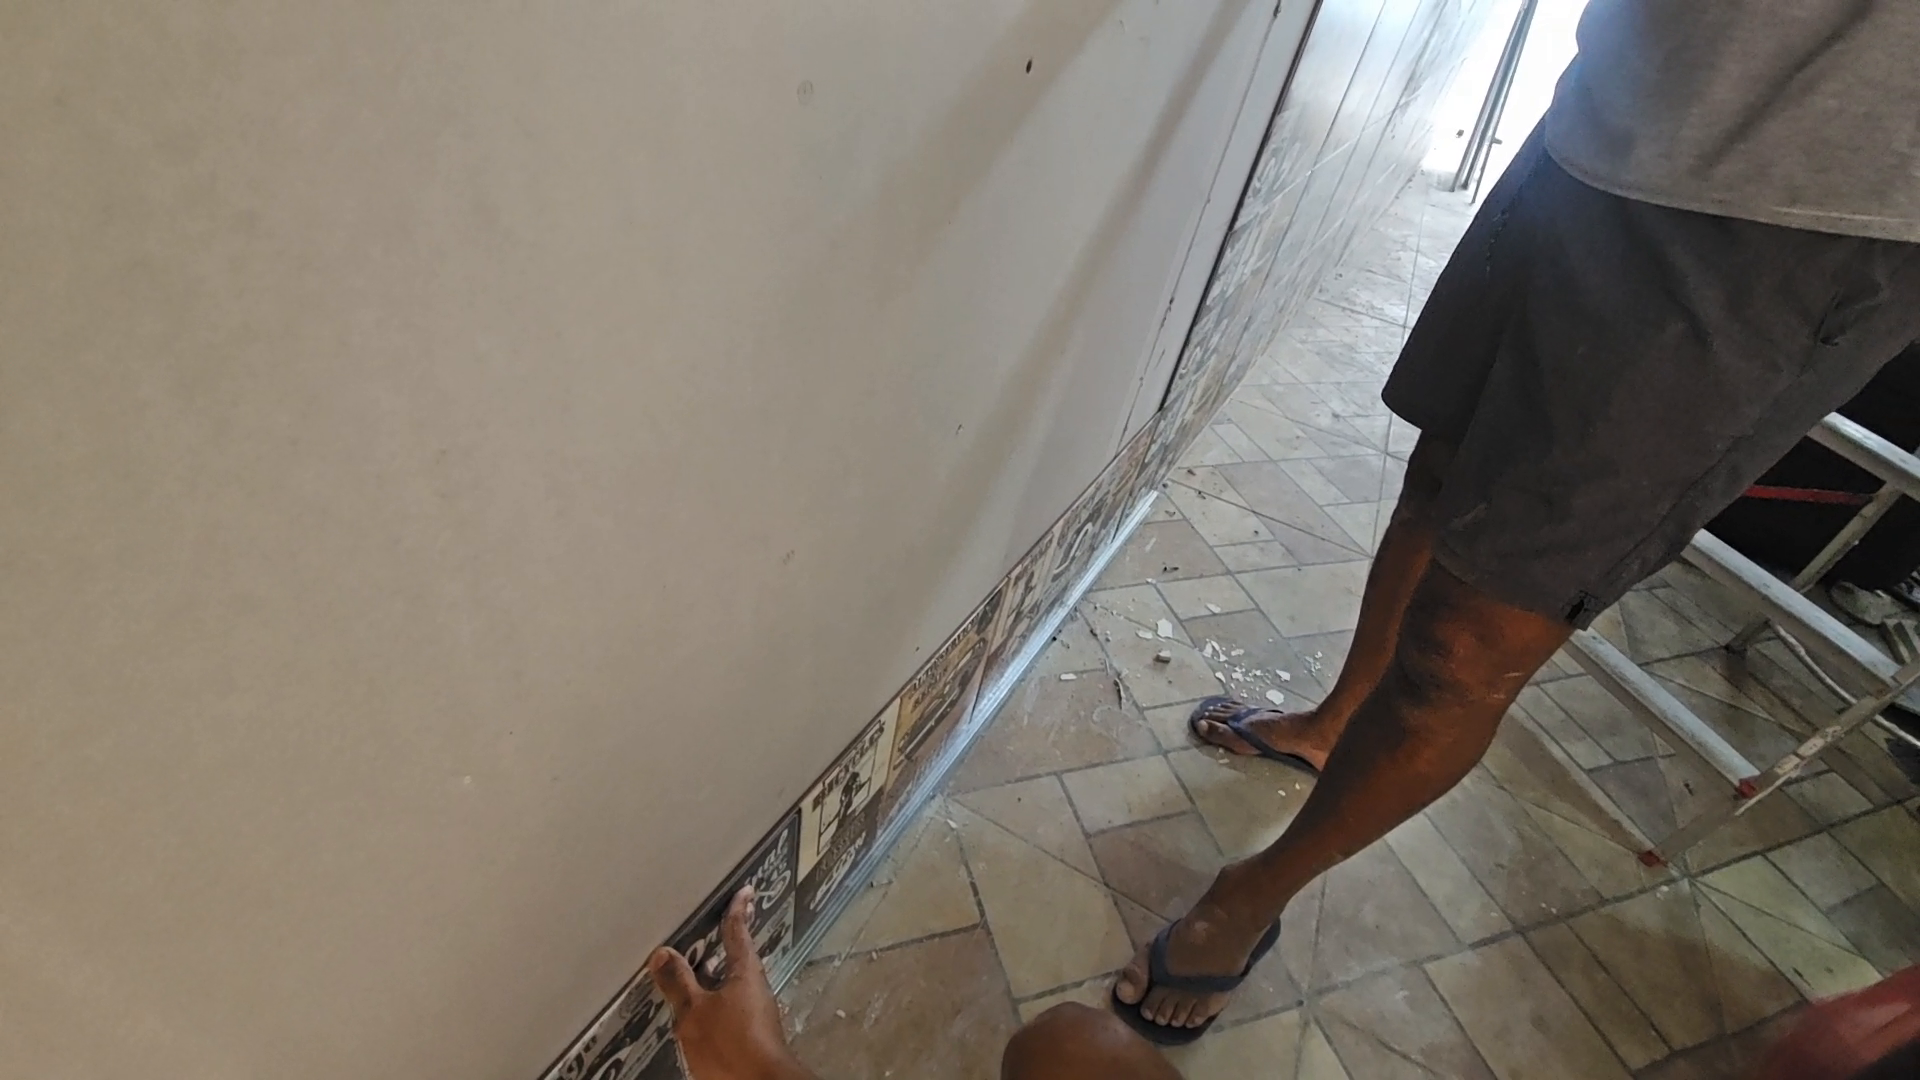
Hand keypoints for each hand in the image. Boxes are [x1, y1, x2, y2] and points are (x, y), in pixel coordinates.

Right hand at [649, 887, 818, 1079]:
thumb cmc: (730, 1042)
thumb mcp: (695, 1014)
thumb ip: (679, 984)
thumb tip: (662, 951)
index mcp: (745, 970)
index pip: (738, 931)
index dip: (738, 910)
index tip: (746, 889)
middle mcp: (754, 984)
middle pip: (738, 955)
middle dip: (726, 943)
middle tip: (714, 927)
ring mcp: (755, 1008)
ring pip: (734, 981)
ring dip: (718, 973)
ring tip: (698, 968)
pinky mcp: (751, 1030)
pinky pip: (732, 1002)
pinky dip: (717, 996)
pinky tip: (701, 1009)